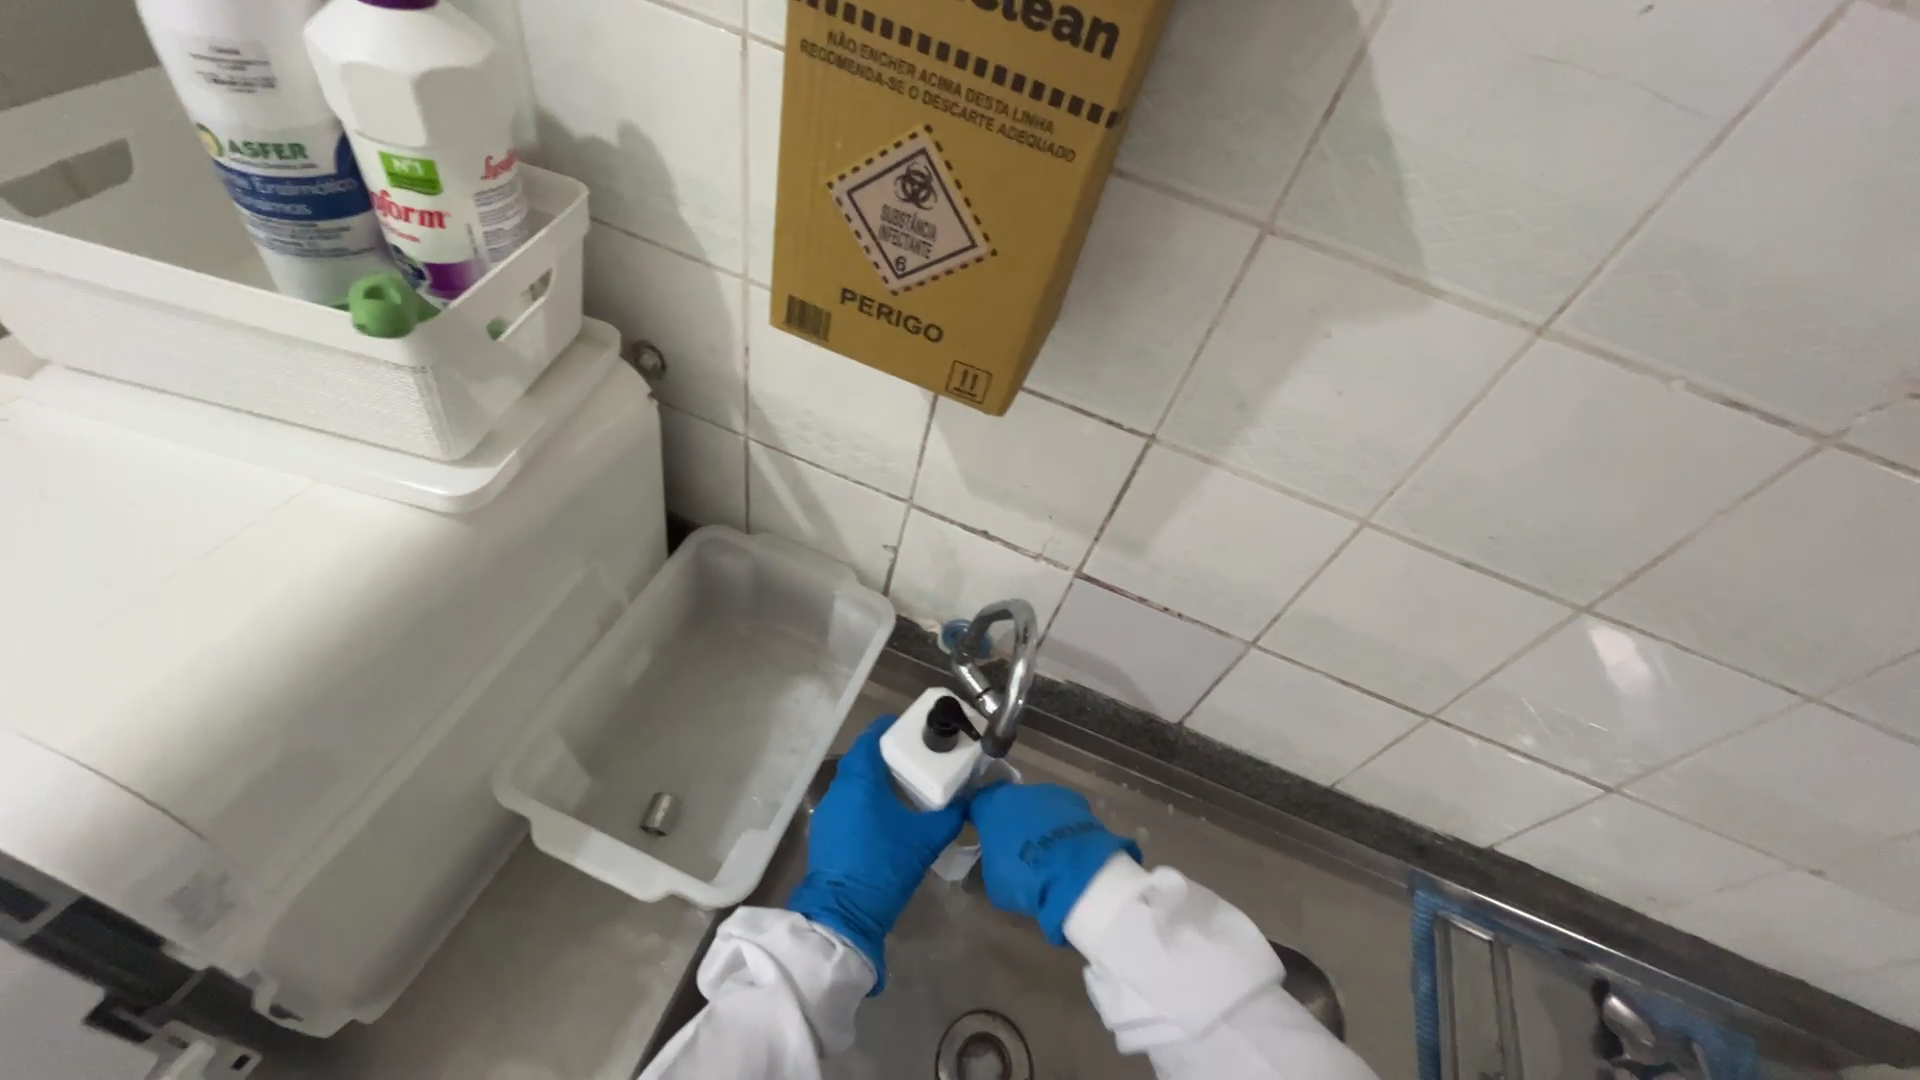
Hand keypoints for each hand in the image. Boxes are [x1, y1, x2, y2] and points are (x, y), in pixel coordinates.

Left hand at [786, 714, 967, 992]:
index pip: (873, 735)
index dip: (896, 728)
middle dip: (892, 755)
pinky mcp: (825, 830)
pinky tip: (887, 816)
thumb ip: (952, 815)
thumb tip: (971, 800)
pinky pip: (848, 802)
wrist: (844, 914)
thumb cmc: (885, 866)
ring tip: (908, 787)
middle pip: (865, 756)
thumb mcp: (926, 839)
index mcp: (861, 778)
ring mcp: (828, 809)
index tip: (918, 732)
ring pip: (855, 781)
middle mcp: (839, 786)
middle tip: (921, 760)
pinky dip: (866, 799)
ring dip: (878, 779)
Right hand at [969, 782, 1140, 946]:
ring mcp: (1053, 794)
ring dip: (1041, 824)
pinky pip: (1064, 816)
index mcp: (993, 805)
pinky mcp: (1080, 804)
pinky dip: (1064, 829)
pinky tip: (1069, 853)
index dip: (981, 819)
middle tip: (1018, 849)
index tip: (984, 835)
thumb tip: (997, 860)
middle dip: (1014, 821)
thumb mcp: (994, 881)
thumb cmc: (1024, 876)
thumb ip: (992, 861)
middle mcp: (1021, 792)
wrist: (1074, 872)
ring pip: (1040, 807)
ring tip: (1049, 855)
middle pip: (1012, 803)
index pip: (979, 805)